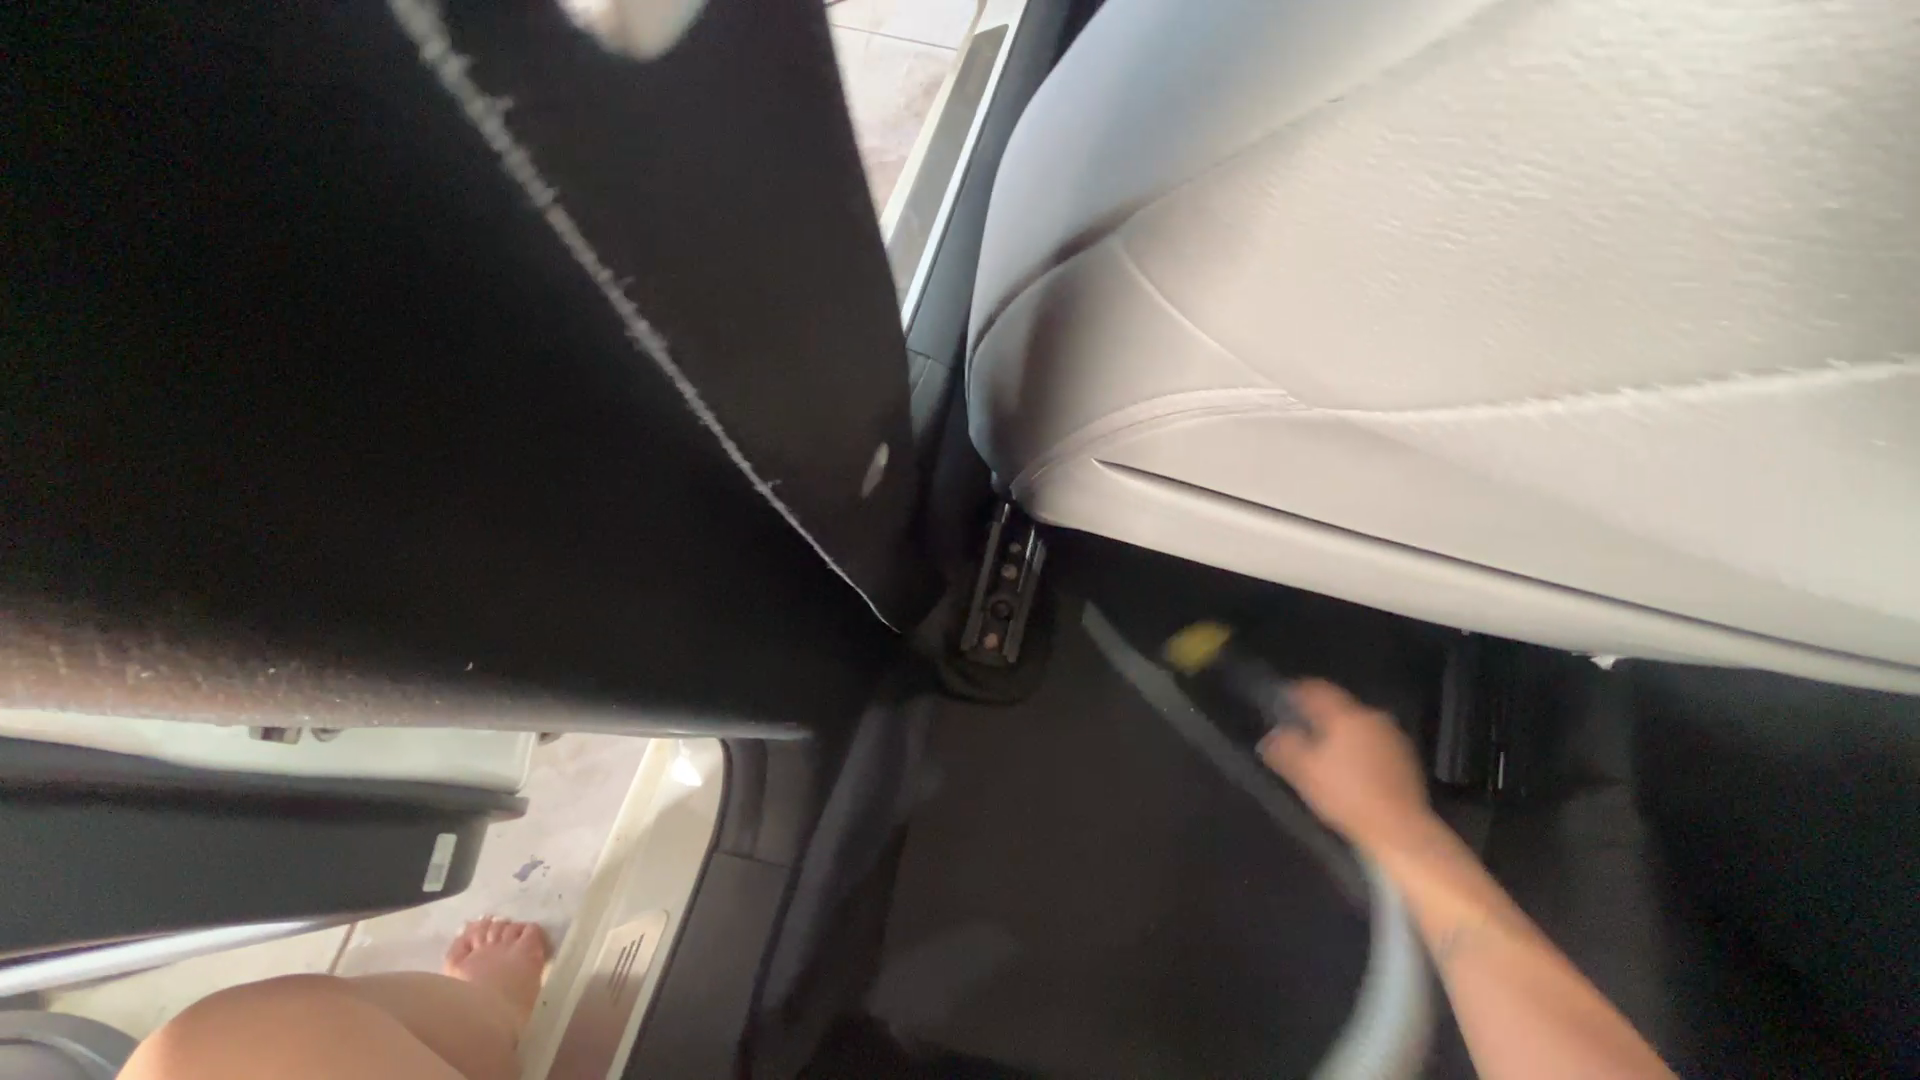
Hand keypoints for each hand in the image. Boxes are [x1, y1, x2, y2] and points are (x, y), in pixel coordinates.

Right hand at [1259, 678, 1432, 851]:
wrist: (1399, 829)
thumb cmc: (1346, 795)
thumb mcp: (1302, 772)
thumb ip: (1282, 746)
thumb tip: (1273, 735)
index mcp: (1345, 715)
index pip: (1315, 689)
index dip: (1295, 691)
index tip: (1281, 701)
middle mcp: (1372, 717)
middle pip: (1338, 707)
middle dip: (1318, 718)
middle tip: (1300, 734)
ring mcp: (1393, 736)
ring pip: (1357, 725)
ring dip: (1340, 734)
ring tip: (1325, 756)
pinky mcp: (1407, 757)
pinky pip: (1374, 742)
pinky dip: (1359, 748)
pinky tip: (1351, 770)